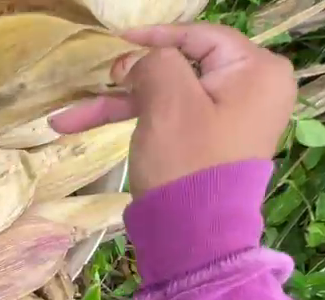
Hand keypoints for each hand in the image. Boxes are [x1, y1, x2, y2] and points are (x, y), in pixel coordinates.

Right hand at [51, 23, 297, 192]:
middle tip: (84, 91)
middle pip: (179, 73)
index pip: (199, 38)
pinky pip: (171, 124)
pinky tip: (100, 131)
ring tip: (69, 121)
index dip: (153, 37)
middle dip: (124, 84)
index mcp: (256, 70)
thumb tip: (137, 60)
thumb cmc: (185, 164)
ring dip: (118, 109)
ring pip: (167, 102)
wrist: (193, 236)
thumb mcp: (168, 104)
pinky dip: (137, 126)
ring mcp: (230, 122)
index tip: (113, 43)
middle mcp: (251, 91)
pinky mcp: (209, 149)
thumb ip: (154, 65)